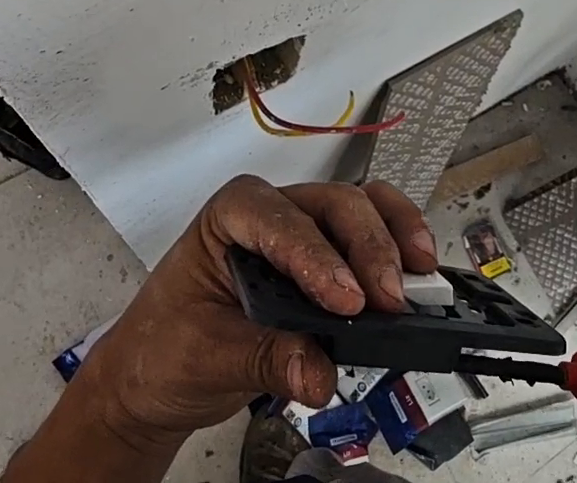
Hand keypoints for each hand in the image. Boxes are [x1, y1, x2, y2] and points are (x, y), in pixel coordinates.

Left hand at [75, 175, 437, 447]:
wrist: (155, 370)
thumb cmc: (164, 345)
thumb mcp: (208, 356)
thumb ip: (265, 359)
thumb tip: (318, 370)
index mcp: (229, 216)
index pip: (280, 222)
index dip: (317, 258)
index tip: (347, 300)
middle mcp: (270, 212)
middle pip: (331, 205)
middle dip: (367, 247)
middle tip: (390, 299)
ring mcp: (301, 233)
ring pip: (358, 209)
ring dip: (393, 237)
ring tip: (420, 275)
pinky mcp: (324, 261)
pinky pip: (367, 238)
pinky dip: (396, 251)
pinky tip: (417, 275)